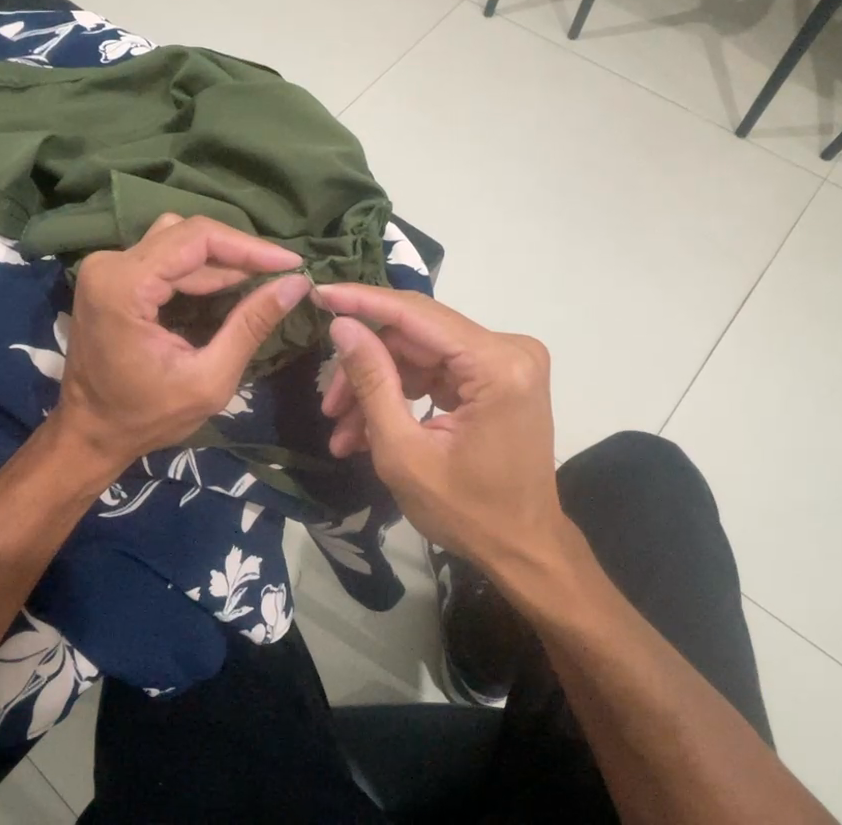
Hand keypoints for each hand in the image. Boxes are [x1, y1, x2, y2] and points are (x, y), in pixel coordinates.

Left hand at [54, 214, 308, 473]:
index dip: (249, 247)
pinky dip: (200, 267)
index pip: (196, 239)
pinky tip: (232, 282)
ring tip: (263, 276)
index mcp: (124, 286)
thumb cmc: (146, 417)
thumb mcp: (209, 379)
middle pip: (187, 235)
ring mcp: (107, 267)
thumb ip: (250, 326)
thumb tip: (296, 284)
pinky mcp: (111, 276)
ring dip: (221, 257)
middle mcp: (109, 264)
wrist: (90, 432)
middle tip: (284, 273)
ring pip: (177, 240)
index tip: (292, 263)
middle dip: (240, 252)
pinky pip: (164, 255)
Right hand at [317, 284, 566, 571]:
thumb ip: (372, 381)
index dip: (364, 302)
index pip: (417, 315)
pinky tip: (366, 430)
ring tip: (342, 432)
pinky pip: (436, 372)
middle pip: (416, 337)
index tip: (319, 292)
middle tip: (328, 406)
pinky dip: (401, 397)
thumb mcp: (404, 451)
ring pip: (420, 355)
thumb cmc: (467, 511)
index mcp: (498, 366)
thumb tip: (341, 325)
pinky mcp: (498, 378)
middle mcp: (509, 350)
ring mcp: (506, 363)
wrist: (522, 549)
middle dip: (366, 367)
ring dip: (378, 389)